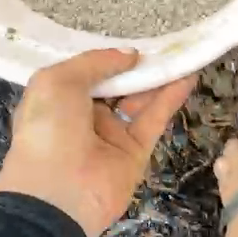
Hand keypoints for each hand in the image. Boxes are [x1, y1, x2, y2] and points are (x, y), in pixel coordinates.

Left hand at [0, 50, 195, 236]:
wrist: (58, 194)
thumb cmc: (49, 130)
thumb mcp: (57, 81)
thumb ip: (95, 62)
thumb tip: (130, 54)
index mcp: (57, 100)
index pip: (86, 74)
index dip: (107, 59)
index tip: (128, 43)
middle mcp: (84, 116)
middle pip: (116, 85)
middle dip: (135, 67)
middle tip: (161, 46)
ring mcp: (111, 135)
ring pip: (139, 100)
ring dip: (157, 78)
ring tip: (179, 55)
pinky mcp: (136, 151)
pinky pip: (155, 118)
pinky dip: (171, 97)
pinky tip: (188, 76)